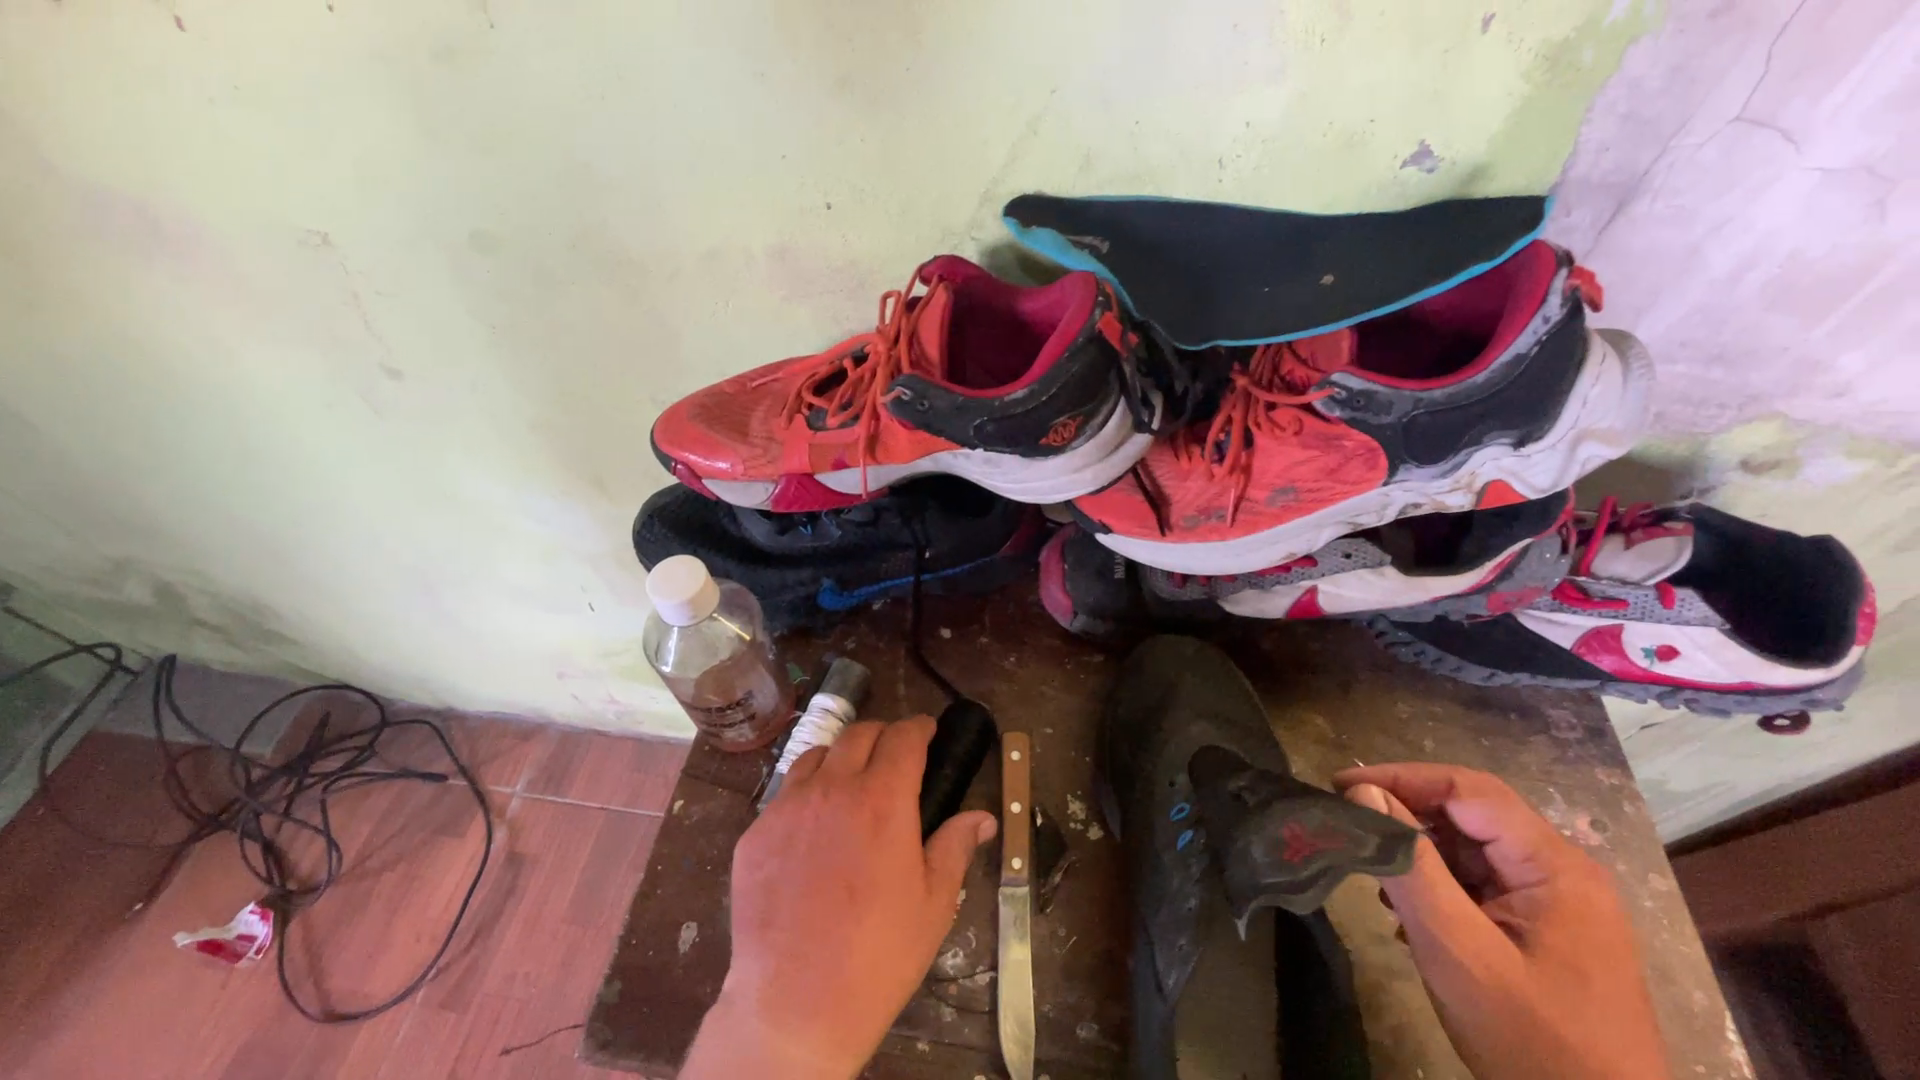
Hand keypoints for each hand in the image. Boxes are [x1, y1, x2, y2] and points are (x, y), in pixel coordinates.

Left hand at [682, 717, 997, 1079]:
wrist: (795, 1003)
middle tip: (895, 758)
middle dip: (883, 736)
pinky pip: (784, 797)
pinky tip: (814, 832)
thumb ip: (955, 847)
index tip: (928, 733)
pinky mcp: (754, 835)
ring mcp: (786, 809)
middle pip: (858, 734)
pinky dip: (806, 796)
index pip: (903, 737)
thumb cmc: (879, 954)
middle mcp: (832, 790)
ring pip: (815, 756)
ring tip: (851, 784)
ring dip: (840, 758)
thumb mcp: (934, 903)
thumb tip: (981, 817)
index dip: (919, 727)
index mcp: (883, 800)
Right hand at [1334, 764, 1669, 1079]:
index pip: (1468, 789)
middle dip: (1406, 816)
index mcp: (1554, 865)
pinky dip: (1441, 888)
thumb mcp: (1458, 950)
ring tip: (1374, 878)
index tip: (1339, 786)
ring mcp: (1560, 904)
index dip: (1400, 778)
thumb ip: (1410, 867)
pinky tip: (1409, 914)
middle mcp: (1563, 871)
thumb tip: (1365, 793)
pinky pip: (1484, 886)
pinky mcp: (1549, 933)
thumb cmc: (1533, 1040)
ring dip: (1420, 856)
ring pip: (1474, 852)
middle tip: (1348, 827)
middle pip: (1472, 816)